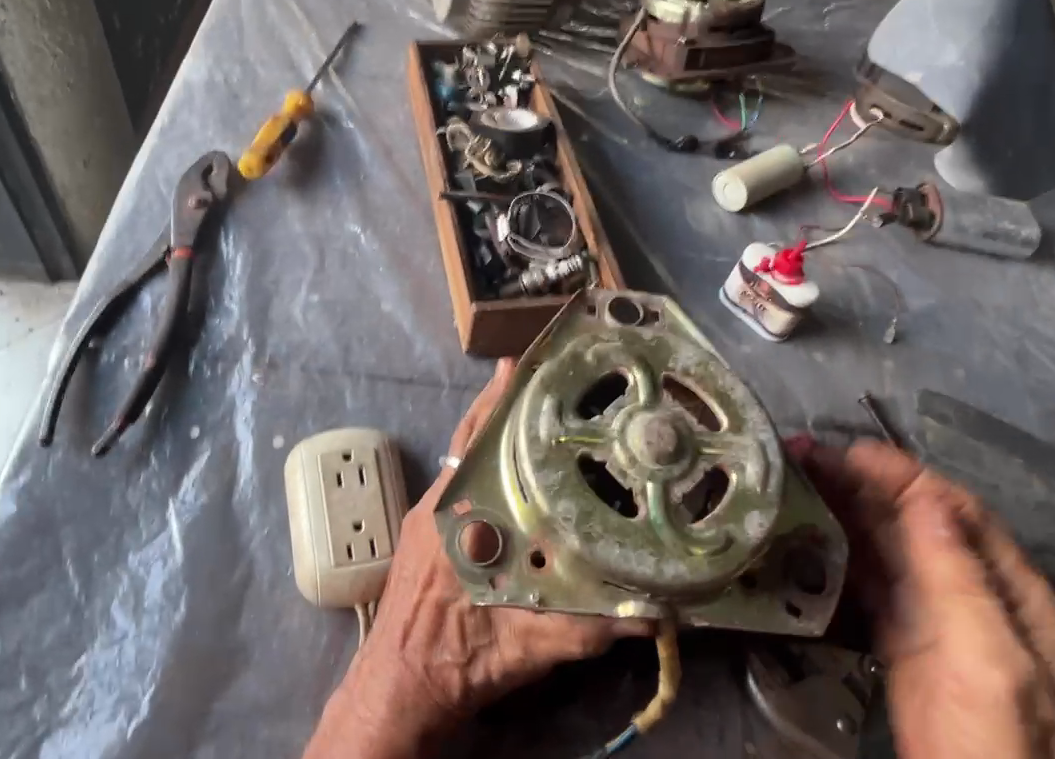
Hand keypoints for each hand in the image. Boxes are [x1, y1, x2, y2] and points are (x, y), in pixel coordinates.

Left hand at [304, 361, 649, 758]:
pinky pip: (457, 481)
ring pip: (462, 459)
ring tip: (529, 406)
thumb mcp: (527, 647)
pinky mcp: (426, 532)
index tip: (518, 366)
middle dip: (499, 406)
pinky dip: (482, 463)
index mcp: (458, 519)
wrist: (401, 688)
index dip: (498, 403)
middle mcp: (439, 506)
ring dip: (492, 432)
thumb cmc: (458, 662)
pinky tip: (512, 467)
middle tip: (534, 373)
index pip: (478, 443)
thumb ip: (587, 627)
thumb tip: (653, 613)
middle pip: (469, 440)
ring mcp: (428, 516)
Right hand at [790, 437, 1054, 758]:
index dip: (902, 475)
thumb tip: (924, 493)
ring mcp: (935, 617)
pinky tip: (806, 532)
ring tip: (794, 480)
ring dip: (843, 509)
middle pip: (915, 521)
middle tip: (803, 457)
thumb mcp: (984, 658)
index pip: (955, 510)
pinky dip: (838, 551)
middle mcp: (973, 592)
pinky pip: (869, 580)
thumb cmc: (993, 740)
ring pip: (886, 546)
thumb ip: (956, 576)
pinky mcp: (901, 640)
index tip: (847, 452)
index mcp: (1011, 590)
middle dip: (862, 484)